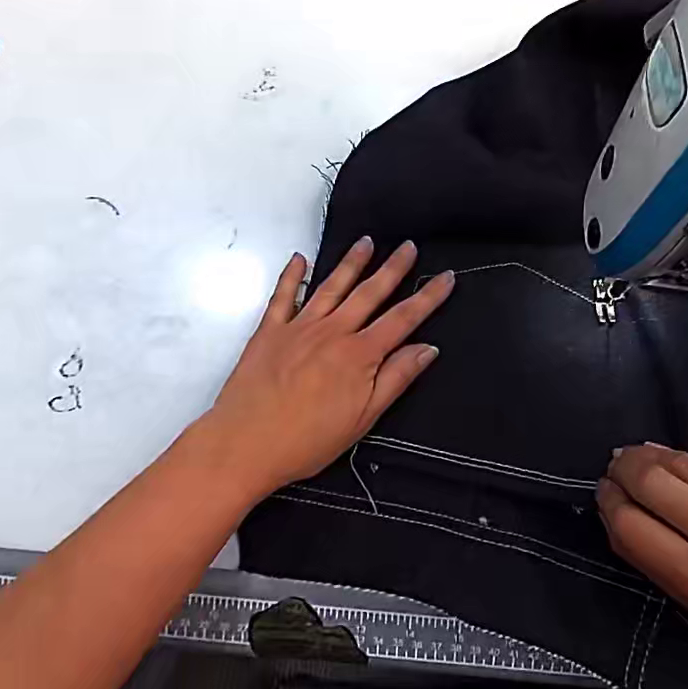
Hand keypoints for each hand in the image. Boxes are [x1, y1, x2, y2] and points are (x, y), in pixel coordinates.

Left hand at [189, 237, 453, 499]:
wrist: (242, 447)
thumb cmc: (306, 440)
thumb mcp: (363, 417)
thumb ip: (396, 378)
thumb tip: (426, 348)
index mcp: (360, 354)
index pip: (404, 317)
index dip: (428, 296)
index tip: (446, 277)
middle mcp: (333, 332)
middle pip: (370, 292)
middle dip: (393, 267)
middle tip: (409, 246)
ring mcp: (299, 328)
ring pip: (332, 286)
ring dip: (352, 262)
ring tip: (367, 242)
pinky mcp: (269, 333)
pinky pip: (283, 296)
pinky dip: (292, 275)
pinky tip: (300, 259)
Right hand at [597, 444, 687, 688]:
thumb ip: (662, 563)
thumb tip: (621, 509)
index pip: (638, 531)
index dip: (610, 506)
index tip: (602, 494)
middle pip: (657, 482)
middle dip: (624, 470)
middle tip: (613, 468)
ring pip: (685, 463)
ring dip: (651, 457)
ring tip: (635, 458)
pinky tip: (682, 469)